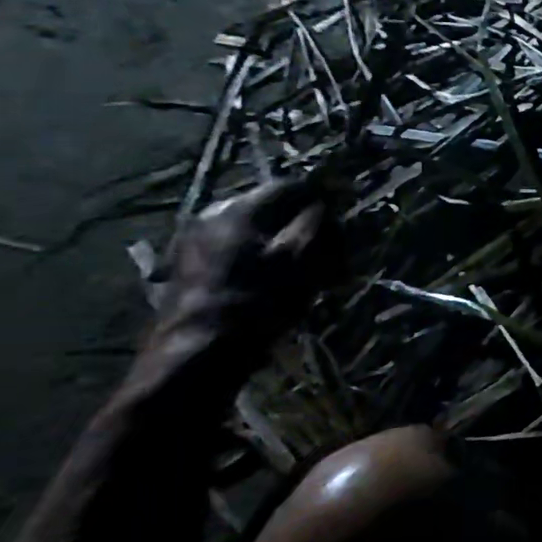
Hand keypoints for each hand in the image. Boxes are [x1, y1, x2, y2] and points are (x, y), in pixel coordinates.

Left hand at [148, 181, 336, 356]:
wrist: (198, 354)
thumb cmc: (258, 302)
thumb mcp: (303, 259)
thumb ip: (319, 223)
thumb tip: (328, 201)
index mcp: (239, 208)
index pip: (293, 187)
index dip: (326, 198)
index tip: (347, 217)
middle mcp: (213, 216)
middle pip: (276, 209)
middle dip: (309, 226)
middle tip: (335, 252)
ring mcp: (198, 242)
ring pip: (261, 233)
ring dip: (291, 246)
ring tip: (314, 273)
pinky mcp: (194, 269)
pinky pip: (244, 252)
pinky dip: (269, 261)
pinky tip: (282, 285)